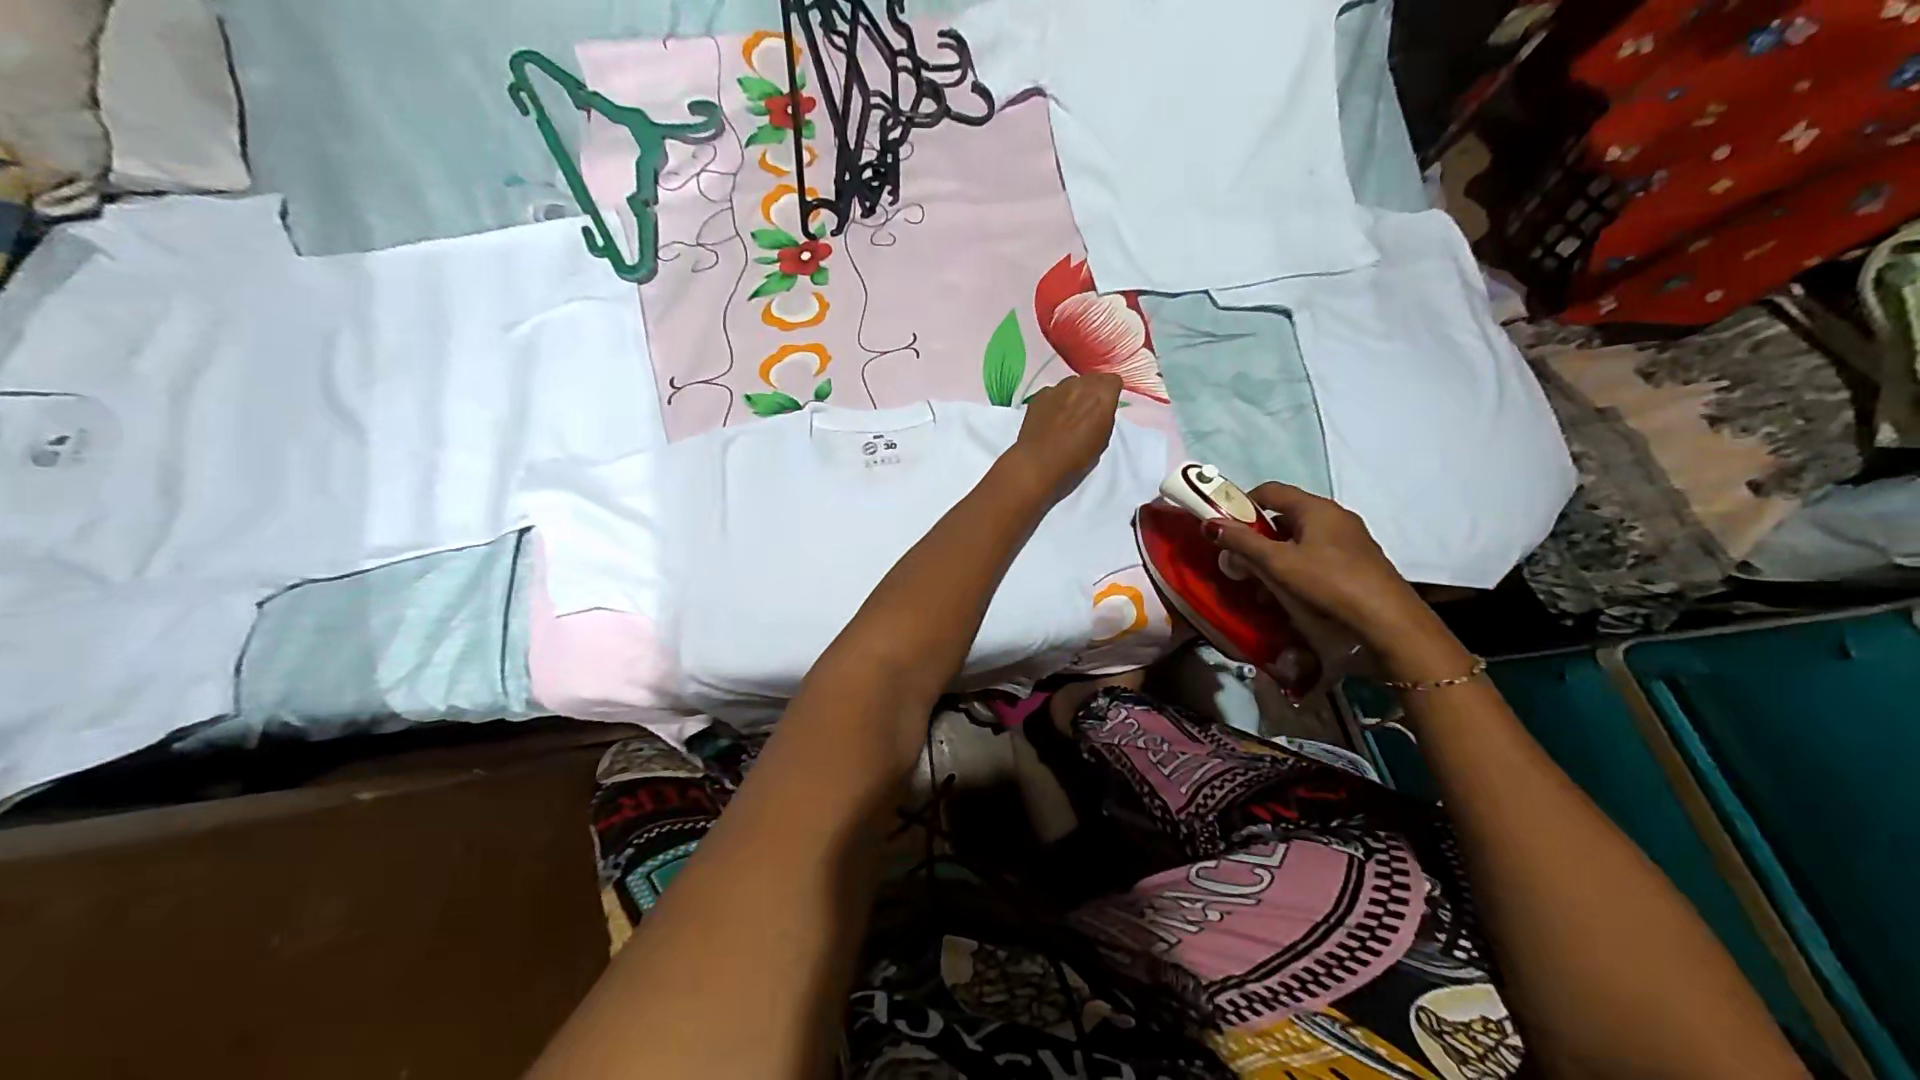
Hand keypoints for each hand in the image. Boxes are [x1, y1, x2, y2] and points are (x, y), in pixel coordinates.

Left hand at [1007, 374, 1121, 489]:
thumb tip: (1100, 409)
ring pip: (1072, 382)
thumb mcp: (1102, 440)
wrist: (1038, 463)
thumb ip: (1105, 417)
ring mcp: (1057, 388)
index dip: (1111, 392)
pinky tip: (1051, 417)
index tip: (1107, 404)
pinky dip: (1055, 400)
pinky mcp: (1039, 395)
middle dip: (1093, 390)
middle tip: (1088, 410)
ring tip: (1068, 413)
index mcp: (1101, 395)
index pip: (1113, 381)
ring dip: (1074, 393)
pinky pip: (1053, 392)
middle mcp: (1081, 385)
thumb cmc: (1077, 458)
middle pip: (1093, 378)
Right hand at [1204, 483, 1474, 681]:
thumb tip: (1209, 524)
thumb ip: (1242, 543)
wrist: (1388, 620)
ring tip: (1260, 583)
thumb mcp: (1277, 564)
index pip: (1270, 490)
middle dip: (1257, 536)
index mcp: (1315, 508)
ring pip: (1301, 538)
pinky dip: (1296, 566)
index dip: (1242, 502)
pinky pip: (1317, 555)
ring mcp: (1349, 539)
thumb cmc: (1328, 583)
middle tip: (1238, 559)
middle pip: (1285, 516)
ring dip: (1275, 555)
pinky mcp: (1357, 562)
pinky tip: (1289, 592)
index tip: (1224, 525)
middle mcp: (1334, 516)